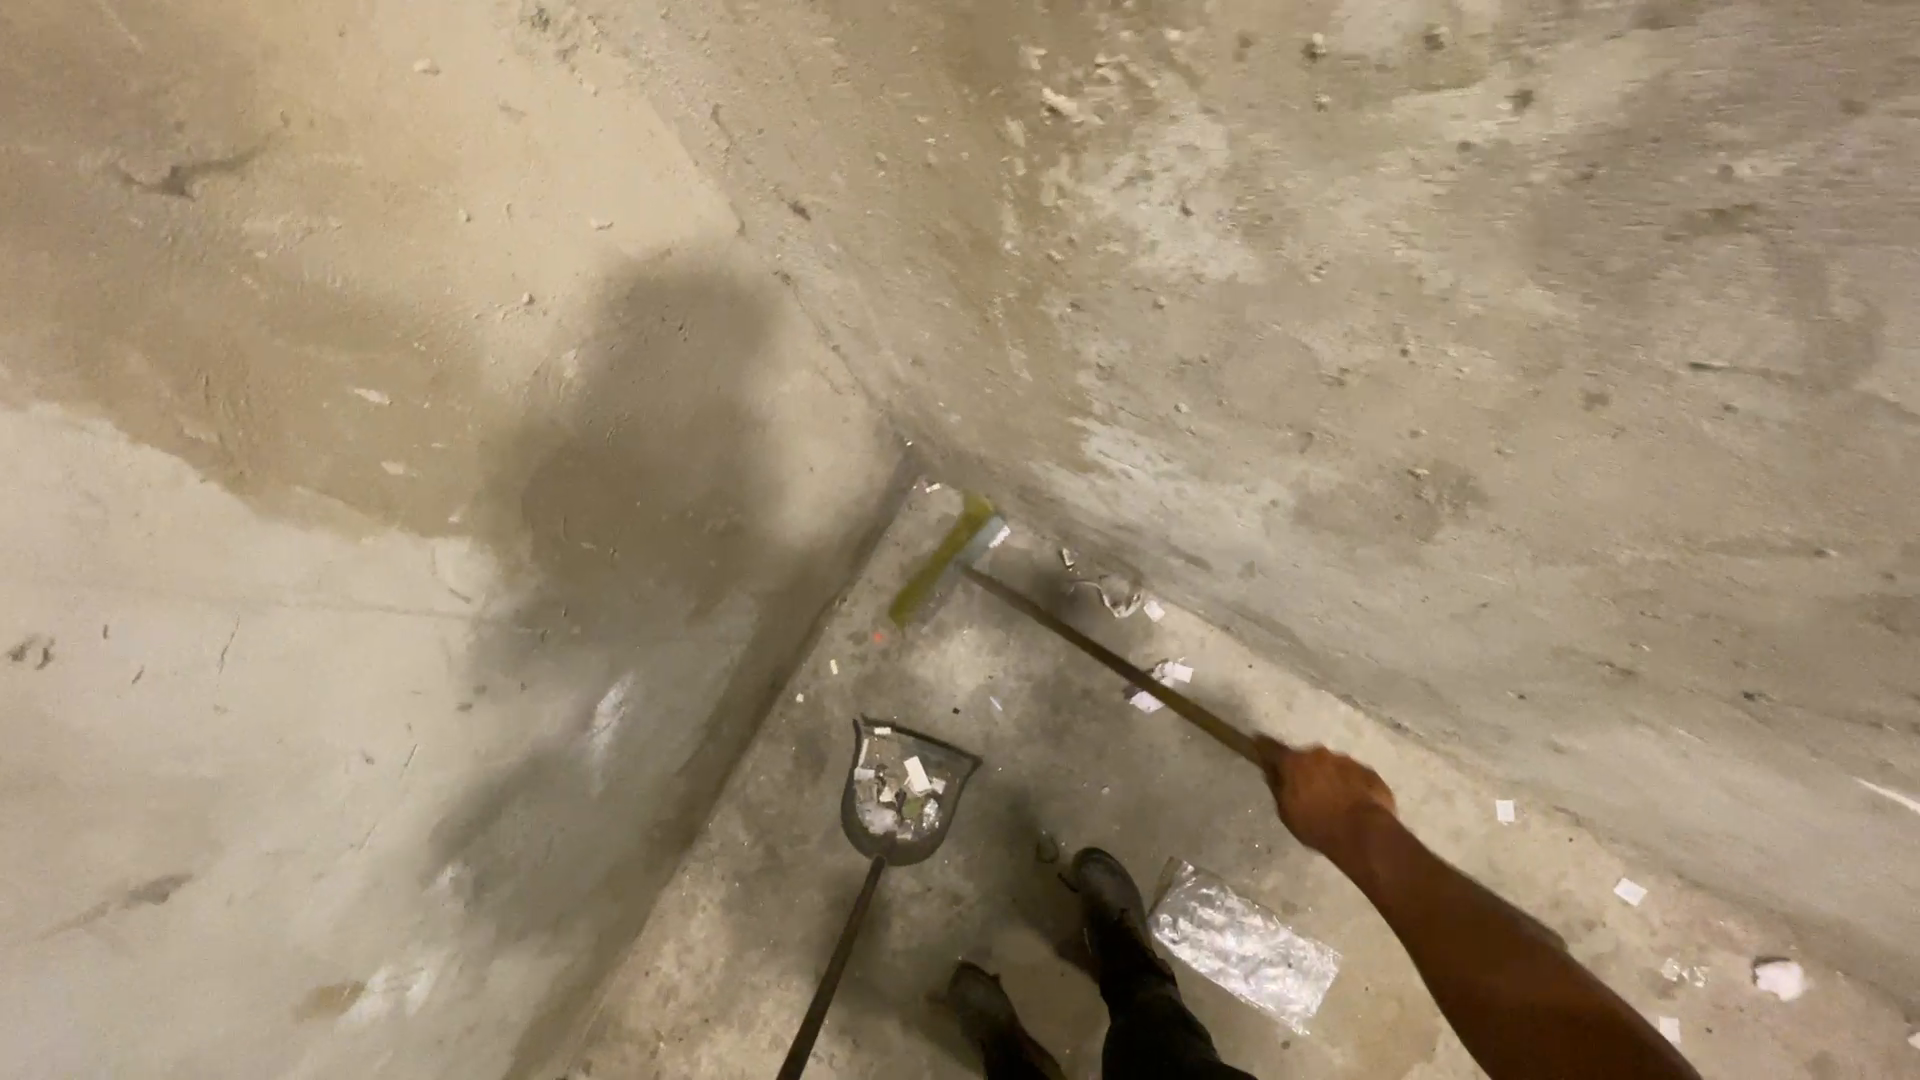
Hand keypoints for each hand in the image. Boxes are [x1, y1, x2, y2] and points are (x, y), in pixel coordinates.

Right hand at [1254, 736, 1396, 857]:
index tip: (1259, 747)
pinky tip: (1355, 803)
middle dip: (1306, 769)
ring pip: (1332, 765)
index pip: (1271, 747)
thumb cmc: (1317, 825)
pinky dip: (1351, 785)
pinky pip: (1354, 776)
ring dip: (1330, 777)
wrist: (1365, 834)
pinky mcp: (1369, 772)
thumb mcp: (1286, 812)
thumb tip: (1272, 771)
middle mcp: (1318, 754)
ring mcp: (1346, 761)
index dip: (1264, 748)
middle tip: (1309, 789)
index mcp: (1293, 762)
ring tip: (1336, 800)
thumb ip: (1277, 787)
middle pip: (1306, 758)